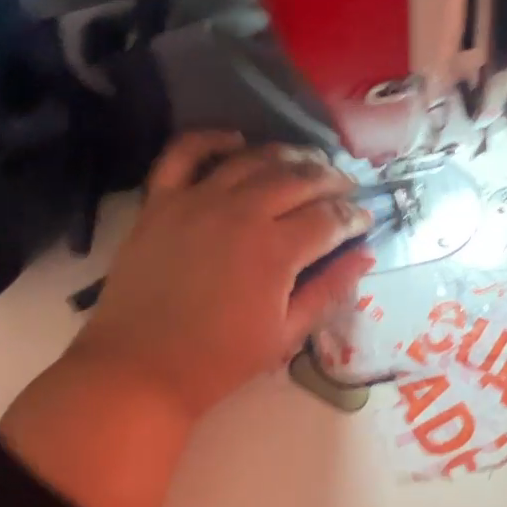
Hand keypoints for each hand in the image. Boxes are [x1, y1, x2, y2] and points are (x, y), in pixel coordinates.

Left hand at [0, 132, 376, 506]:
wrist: (140, 367)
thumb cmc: (218, 361)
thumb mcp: (284, 335)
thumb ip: (328, 291)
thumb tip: (363, 256)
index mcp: (275, 250)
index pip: (329, 218)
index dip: (353, 216)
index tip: (365, 219)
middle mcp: (240, 212)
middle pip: (297, 179)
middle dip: (330, 179)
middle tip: (345, 185)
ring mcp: (196, 200)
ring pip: (251, 159)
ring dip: (286, 155)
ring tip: (306, 162)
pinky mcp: (160, 201)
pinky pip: (185, 153)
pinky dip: (212, 139)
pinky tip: (236, 140)